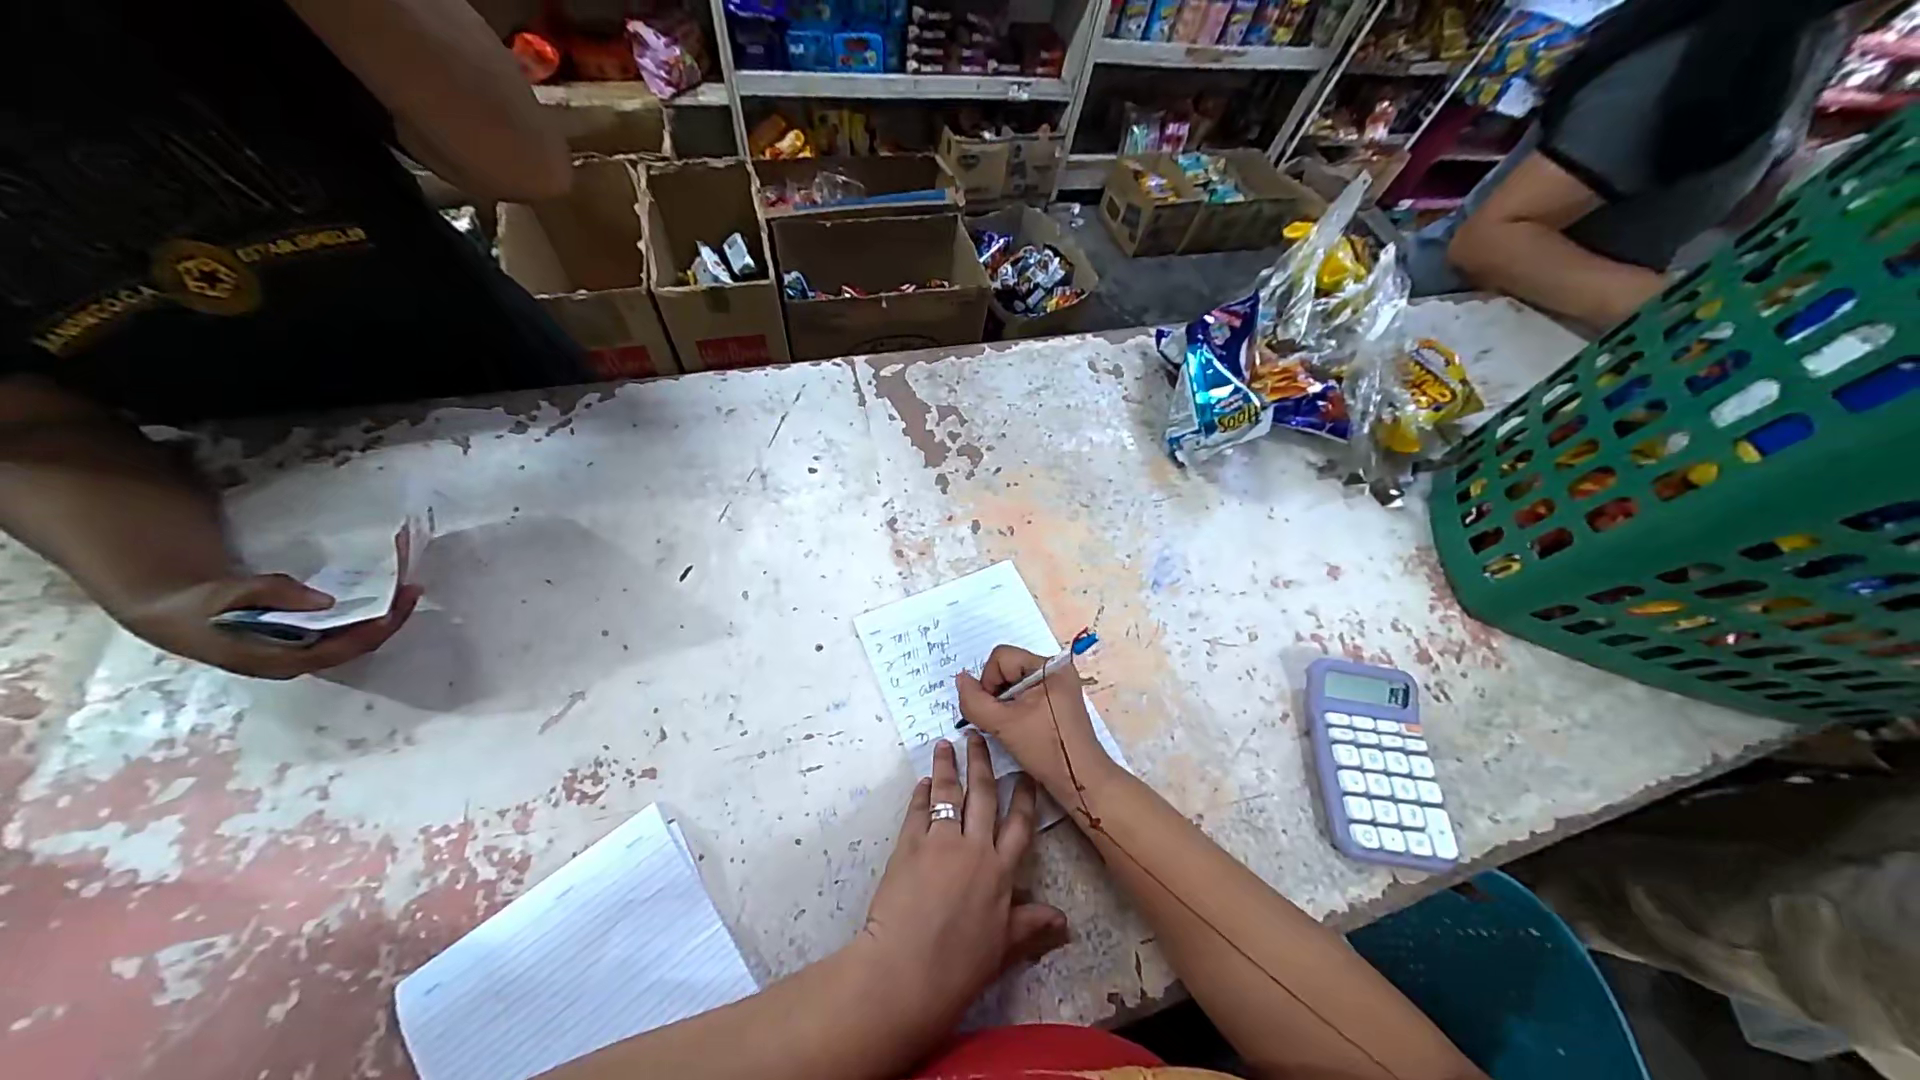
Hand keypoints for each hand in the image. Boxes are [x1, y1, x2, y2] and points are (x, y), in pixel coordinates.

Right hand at [124, 573, 420, 679]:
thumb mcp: (225, 596)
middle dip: (390, 620)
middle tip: (413, 590)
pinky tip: (385, 598)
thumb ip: (273, 595)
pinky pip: (347, 632)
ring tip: (408, 591)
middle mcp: (299, 662)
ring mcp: (303, 653)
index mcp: (280, 660)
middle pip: (358, 645)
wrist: (171, 613)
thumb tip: (327, 601)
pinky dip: (369, 615)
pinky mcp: (304, 642)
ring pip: (356, 639)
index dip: (375, 629)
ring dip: (385, 616)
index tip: (398, 605)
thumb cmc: (197, 606)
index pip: (343, 648)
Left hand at [855, 735, 1068, 1033]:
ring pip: (948, 795)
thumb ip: (1030, 926)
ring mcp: (940, 843)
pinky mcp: (908, 845)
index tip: (1024, 773)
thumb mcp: (1003, 948)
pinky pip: (918, 811)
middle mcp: (974, 848)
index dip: (1023, 797)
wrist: (907, 971)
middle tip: (979, 738)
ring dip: (948, 767)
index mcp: (1001, 872)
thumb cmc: (959, 967)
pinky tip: (923, 782)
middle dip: (982, 764)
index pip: (1019, 825)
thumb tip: (1064, 921)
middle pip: (983, 796)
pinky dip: (921, 794)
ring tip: (945, 744)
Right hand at [955, 645, 1117, 799]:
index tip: (993, 712)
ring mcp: (1060, 684)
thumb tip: (961, 679)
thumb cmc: (1045, 748)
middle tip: (1000, 721)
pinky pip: (1027, 693)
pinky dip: (1016, 708)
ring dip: (1005, 703)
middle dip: (996, 693)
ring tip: (1011, 727)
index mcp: (1049, 665)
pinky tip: (1020, 729)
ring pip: (1015, 682)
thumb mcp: (1002, 724)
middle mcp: (1057, 668)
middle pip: (1007, 667)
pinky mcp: (1060, 700)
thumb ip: (973, 700)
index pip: (1000, 658)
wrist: (1081, 779)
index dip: (988, 682)